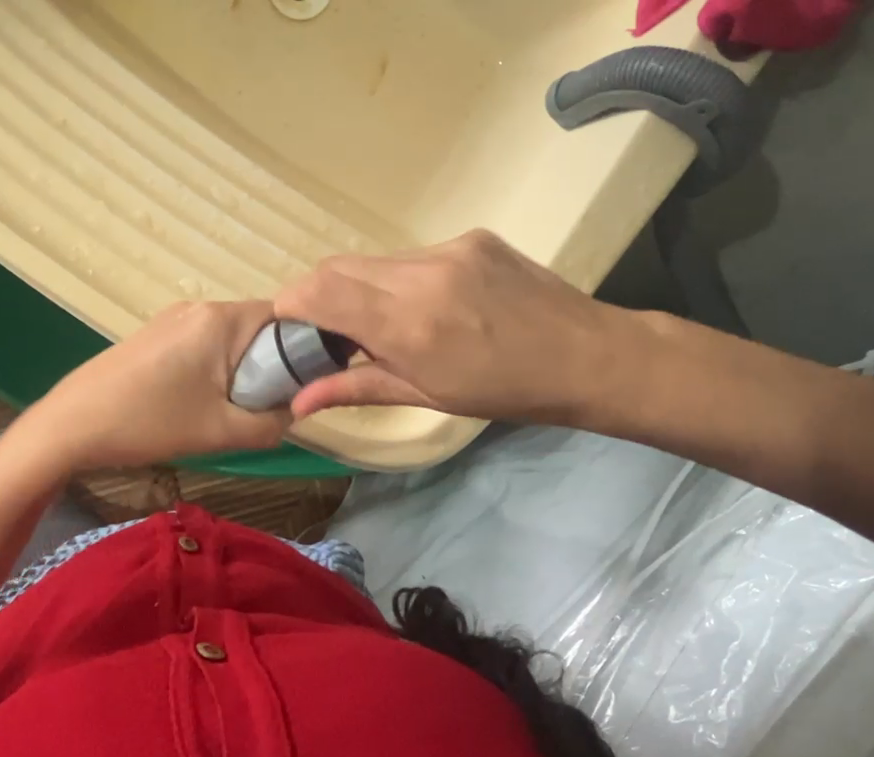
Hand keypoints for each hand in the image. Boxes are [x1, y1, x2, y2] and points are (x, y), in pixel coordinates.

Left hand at [8, 300, 293, 470]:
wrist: (70, 426)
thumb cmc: (149, 424)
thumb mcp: (222, 433)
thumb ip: (271, 424)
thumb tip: (292, 414)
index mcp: (220, 319)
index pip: (286, 318)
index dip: (304, 351)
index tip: (307, 388)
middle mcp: (197, 308)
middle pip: (256, 330)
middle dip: (269, 369)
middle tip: (264, 410)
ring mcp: (169, 321)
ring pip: (226, 343)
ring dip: (238, 376)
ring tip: (226, 415)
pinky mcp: (150, 339)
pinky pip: (199, 350)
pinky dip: (210, 375)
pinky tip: (194, 409)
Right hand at [272, 230, 650, 425]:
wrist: (587, 356)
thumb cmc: (503, 391)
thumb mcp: (424, 396)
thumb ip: (355, 388)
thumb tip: (296, 402)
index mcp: (408, 323)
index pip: (318, 291)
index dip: (289, 306)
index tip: (286, 332)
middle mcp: (422, 274)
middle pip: (336, 268)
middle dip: (316, 297)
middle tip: (324, 334)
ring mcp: (448, 250)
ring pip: (372, 261)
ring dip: (357, 289)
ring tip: (375, 325)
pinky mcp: (471, 238)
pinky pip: (409, 256)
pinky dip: (395, 280)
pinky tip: (420, 308)